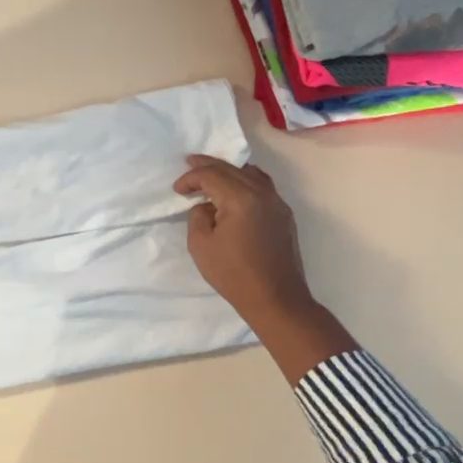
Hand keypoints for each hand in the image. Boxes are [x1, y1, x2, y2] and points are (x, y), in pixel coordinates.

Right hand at [174, 155, 354, 383]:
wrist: (276, 299)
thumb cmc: (234, 274)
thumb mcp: (200, 245)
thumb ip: (199, 217)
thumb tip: (207, 207)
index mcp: (240, 199)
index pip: (211, 175)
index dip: (191, 178)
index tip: (177, 190)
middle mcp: (262, 194)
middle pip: (231, 168)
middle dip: (208, 166)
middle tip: (189, 163)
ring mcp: (277, 203)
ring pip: (251, 173)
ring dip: (229, 170)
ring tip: (212, 173)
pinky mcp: (284, 215)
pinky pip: (263, 186)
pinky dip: (245, 180)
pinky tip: (235, 190)